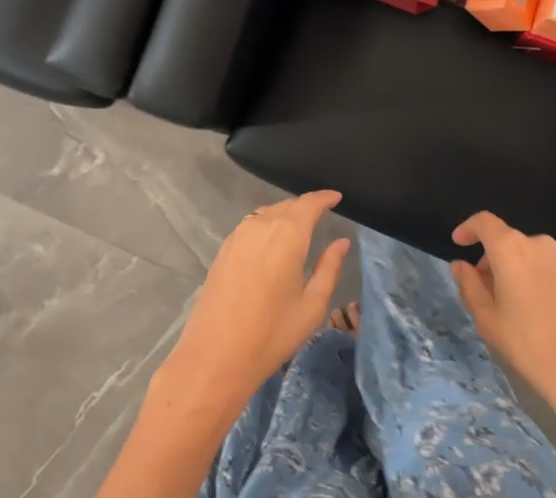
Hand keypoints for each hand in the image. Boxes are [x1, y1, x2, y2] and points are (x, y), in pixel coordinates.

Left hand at [153, 191, 351, 413]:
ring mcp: (237, 237)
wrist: (214, 357)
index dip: (324, 197)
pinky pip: (251, 226)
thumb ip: (329, 268)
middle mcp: (260, 226)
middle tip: (322, 213)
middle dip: (306, 206)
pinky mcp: (223, 250)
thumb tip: (341, 242)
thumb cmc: (271, 335)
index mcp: (287, 235)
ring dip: (285, 214)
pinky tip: (272, 242)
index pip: (309, 204)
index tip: (337, 197)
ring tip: (300, 227)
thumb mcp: (312, 306)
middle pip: (287, 205)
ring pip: (267, 214)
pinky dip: (267, 225)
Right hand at [449, 211, 555, 407]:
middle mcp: (538, 244)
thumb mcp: (487, 317)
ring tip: (509, 304)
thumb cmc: (527, 342)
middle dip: (490, 259)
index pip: (484, 222)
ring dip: (512, 268)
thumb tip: (460, 265)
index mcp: (511, 249)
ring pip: (527, 254)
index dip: (468, 228)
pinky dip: (532, 276)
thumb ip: (469, 285)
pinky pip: (546, 266)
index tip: (458, 243)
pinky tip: (535, 309)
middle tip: (482, 290)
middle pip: (506, 240)